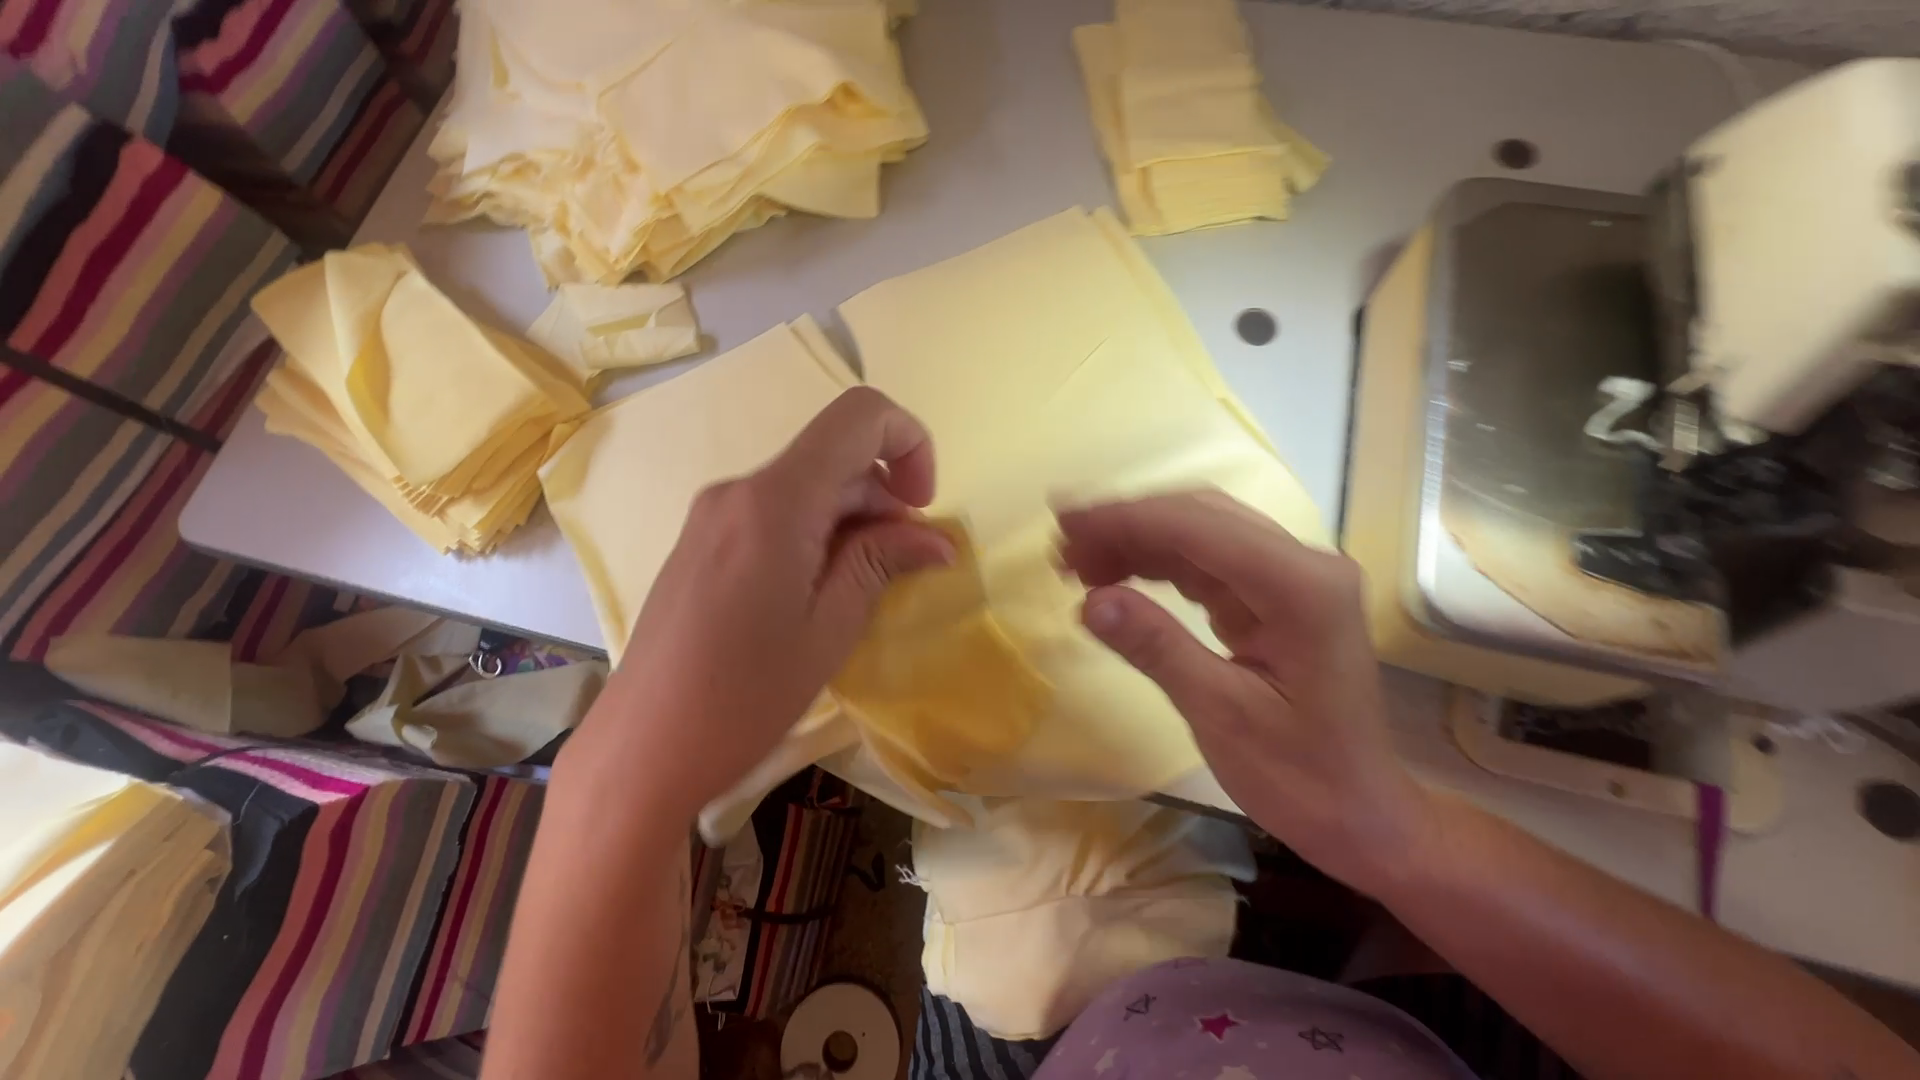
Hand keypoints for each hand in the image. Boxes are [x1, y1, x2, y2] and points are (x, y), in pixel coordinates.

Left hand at [563, 388, 954, 818]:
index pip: (859, 416)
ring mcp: (712, 515)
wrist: (642, 747)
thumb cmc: (745, 695)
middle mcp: (738, 490)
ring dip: (850, 521)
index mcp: (775, 500)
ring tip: (860, 591)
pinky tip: (815, 595)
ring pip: (805, 487)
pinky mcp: (700, 543)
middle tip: (902, 567)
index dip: (910, 442)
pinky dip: (814, 534)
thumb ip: (881, 562)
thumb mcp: (830, 629)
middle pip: (833, 456)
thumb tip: (936, 538)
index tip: (922, 507)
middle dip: (884, 498)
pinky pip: (773, 513)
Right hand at [1057, 491, 1431, 893]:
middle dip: (1127, 524)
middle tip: (1062, 545)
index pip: (1201, 528)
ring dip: (1138, 541)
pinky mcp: (1277, 598)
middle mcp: (1303, 566)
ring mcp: (1293, 579)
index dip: (1126, 519)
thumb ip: (1157, 649)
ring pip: (1202, 534)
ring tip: (1077, 563)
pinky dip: (1158, 565)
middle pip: (1202, 517)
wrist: (1361, 815)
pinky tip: (1117, 576)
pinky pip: (1209, 563)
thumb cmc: (1301, 778)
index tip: (1064, 524)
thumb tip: (1091, 601)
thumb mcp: (1221, 716)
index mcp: (1302, 588)